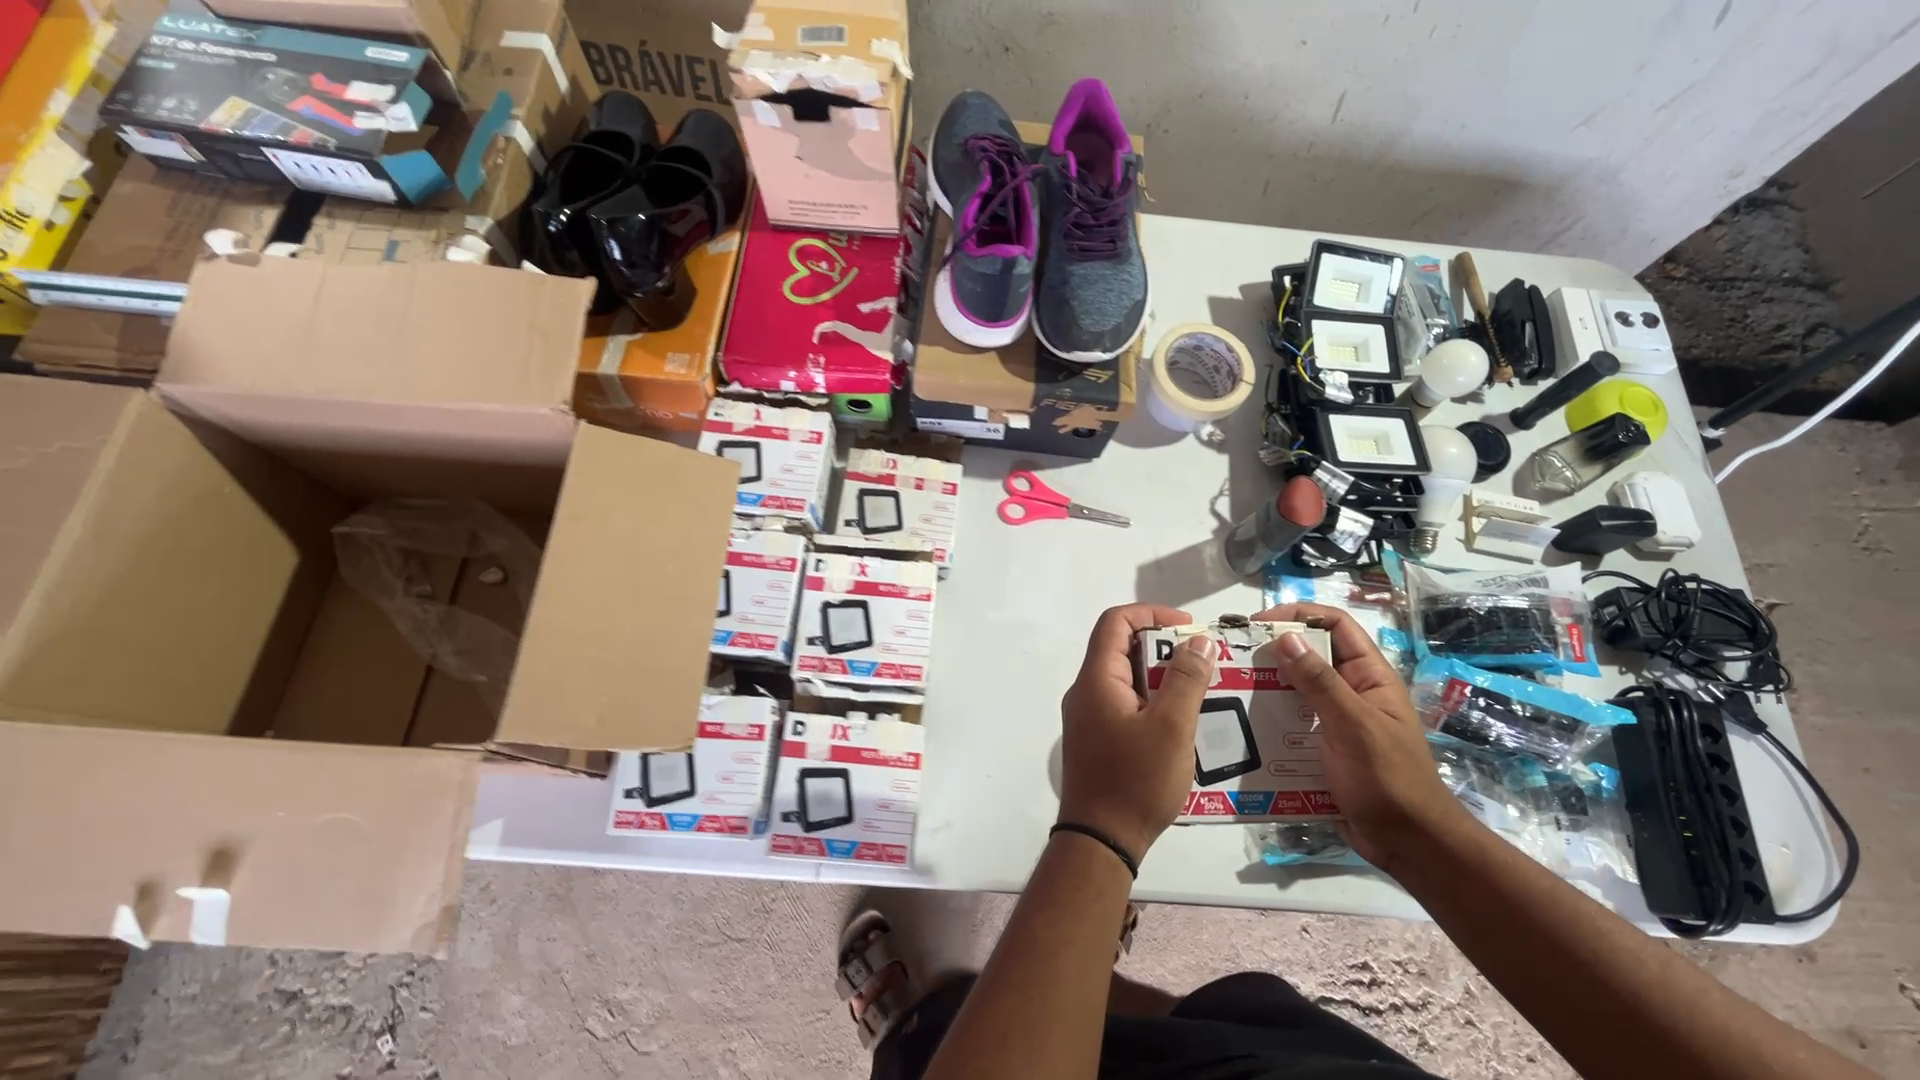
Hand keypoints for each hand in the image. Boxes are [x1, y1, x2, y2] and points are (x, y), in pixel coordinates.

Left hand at [1057, 604, 1212, 863]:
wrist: (1101, 841)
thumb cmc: (1135, 780)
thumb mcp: (1171, 727)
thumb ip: (1185, 679)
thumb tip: (1197, 641)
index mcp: (1096, 680)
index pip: (1115, 622)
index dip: (1151, 614)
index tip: (1189, 628)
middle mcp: (1086, 693)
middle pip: (1121, 649)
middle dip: (1164, 648)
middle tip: (1204, 663)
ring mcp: (1089, 718)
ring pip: (1126, 680)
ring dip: (1162, 678)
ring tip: (1202, 692)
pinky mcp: (1097, 741)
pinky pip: (1125, 705)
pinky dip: (1153, 702)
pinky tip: (1183, 724)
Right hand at [1255, 602, 1472, 872]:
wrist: (1408, 843)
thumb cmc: (1389, 779)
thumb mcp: (1354, 726)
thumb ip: (1320, 683)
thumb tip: (1285, 638)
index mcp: (1370, 677)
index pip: (1336, 627)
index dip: (1299, 616)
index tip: (1258, 623)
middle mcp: (1352, 693)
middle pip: (1310, 656)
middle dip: (1273, 652)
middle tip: (1232, 658)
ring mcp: (1336, 722)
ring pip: (1295, 691)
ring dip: (1266, 688)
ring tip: (1230, 689)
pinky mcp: (1322, 749)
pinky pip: (1290, 724)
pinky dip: (1268, 721)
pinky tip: (1242, 727)